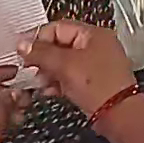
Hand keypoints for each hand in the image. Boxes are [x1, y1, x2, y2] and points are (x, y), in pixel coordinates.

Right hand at [17, 19, 136, 116]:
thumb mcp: (65, 65)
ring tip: (40, 81)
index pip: (58, 27)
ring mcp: (95, 65)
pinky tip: (49, 90)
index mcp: (93, 34)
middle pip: (60, 45)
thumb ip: (41, 52)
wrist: (119, 115)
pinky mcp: (93, 82)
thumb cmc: (101, 87)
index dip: (38, 38)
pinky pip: (70, 76)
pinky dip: (58, 81)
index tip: (24, 50)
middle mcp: (96, 46)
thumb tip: (24, 45)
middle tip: (30, 67)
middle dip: (43, 57)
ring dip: (48, 71)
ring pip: (63, 62)